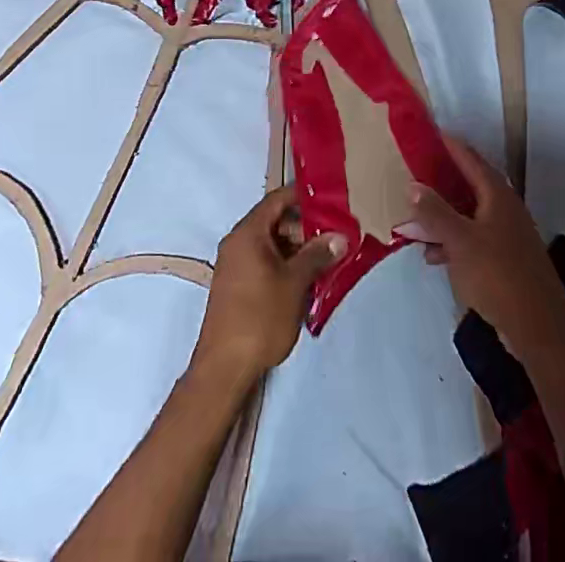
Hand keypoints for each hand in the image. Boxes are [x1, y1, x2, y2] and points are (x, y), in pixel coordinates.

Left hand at [191, 186, 346, 385]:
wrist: (225, 367)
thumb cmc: (260, 317)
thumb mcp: (295, 282)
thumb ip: (318, 254)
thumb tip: (339, 237)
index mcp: (248, 234)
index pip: (278, 199)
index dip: (304, 195)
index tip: (332, 198)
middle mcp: (239, 244)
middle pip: (277, 222)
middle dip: (308, 227)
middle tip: (339, 235)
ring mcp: (237, 266)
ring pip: (274, 245)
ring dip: (300, 249)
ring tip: (331, 258)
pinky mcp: (240, 286)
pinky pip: (267, 263)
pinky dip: (288, 265)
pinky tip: (311, 279)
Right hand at [401, 136, 564, 361]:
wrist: (537, 325)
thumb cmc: (497, 275)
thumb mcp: (459, 241)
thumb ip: (435, 213)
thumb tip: (414, 184)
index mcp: (498, 197)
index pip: (472, 160)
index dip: (451, 146)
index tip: (431, 133)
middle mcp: (506, 210)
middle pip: (471, 186)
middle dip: (443, 181)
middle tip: (417, 172)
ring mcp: (508, 235)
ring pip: (470, 215)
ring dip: (444, 216)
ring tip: (416, 220)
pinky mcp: (506, 259)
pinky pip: (474, 239)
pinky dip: (453, 241)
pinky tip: (434, 255)